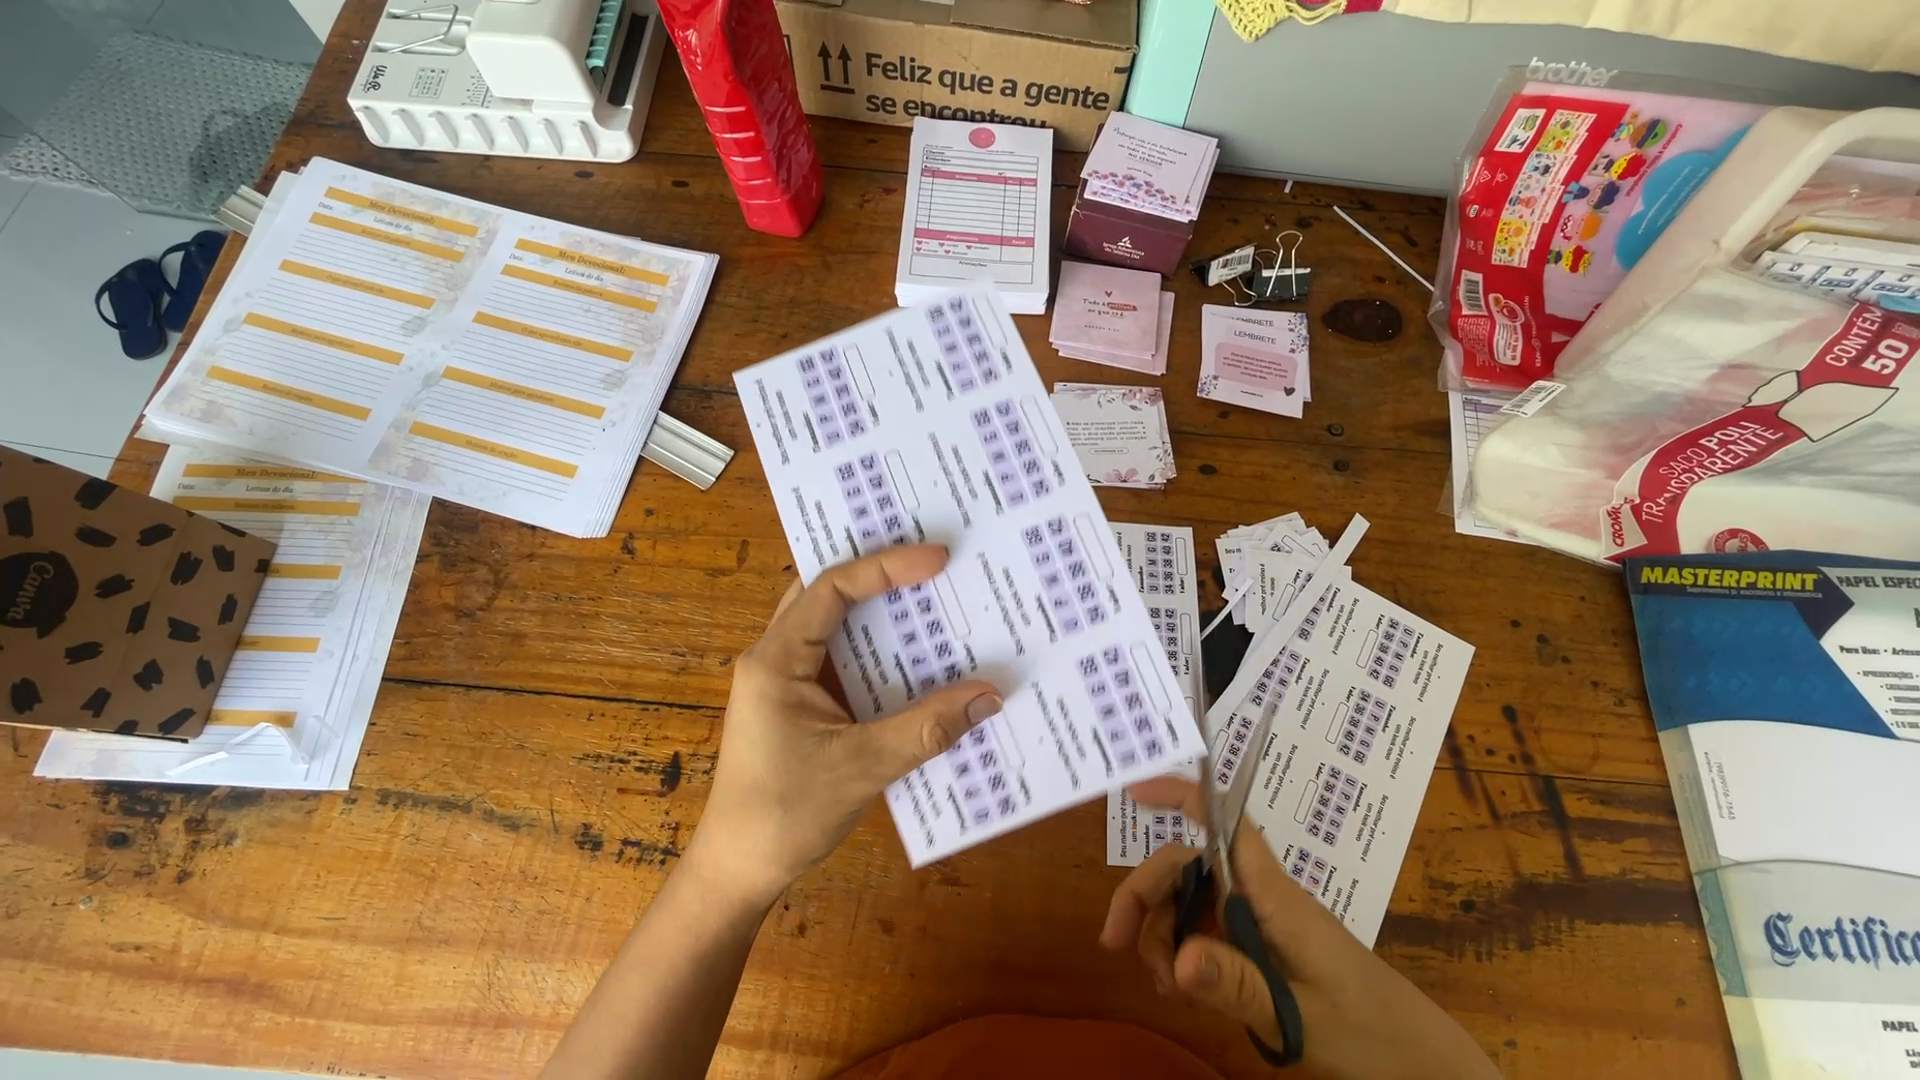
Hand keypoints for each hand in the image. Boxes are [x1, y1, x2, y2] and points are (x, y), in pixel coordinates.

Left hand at [689, 545, 1002, 905]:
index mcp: (775, 660)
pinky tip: (915, 659)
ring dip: (878, 612)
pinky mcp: (800, 705)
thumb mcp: (863, 767)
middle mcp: (775, 658)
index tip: (939, 560)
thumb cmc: (786, 814)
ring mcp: (785, 681)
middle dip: (877, 573)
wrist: (738, 871)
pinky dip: (877, 653)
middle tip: (931, 560)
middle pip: (826, 593)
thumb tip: (990, 696)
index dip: (887, 566)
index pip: (831, 588)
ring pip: (834, 625)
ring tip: (930, 597)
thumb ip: (927, 729)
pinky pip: (841, 661)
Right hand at [1100, 779, 1497, 1079]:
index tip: (1135, 792)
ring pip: (1190, 903)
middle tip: (1116, 945)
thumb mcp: (1298, 1015)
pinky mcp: (1260, 948)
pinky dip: (1183, 954)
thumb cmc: (1367, 1030)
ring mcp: (1258, 922)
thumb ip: (1237, 985)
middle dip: (1145, 897)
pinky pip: (1206, 933)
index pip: (1224, 822)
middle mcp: (1259, 896)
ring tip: (1166, 987)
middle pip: (1187, 869)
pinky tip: (1182, 989)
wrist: (1418, 1061)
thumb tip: (1176, 959)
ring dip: (1162, 935)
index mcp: (1272, 894)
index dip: (1181, 795)